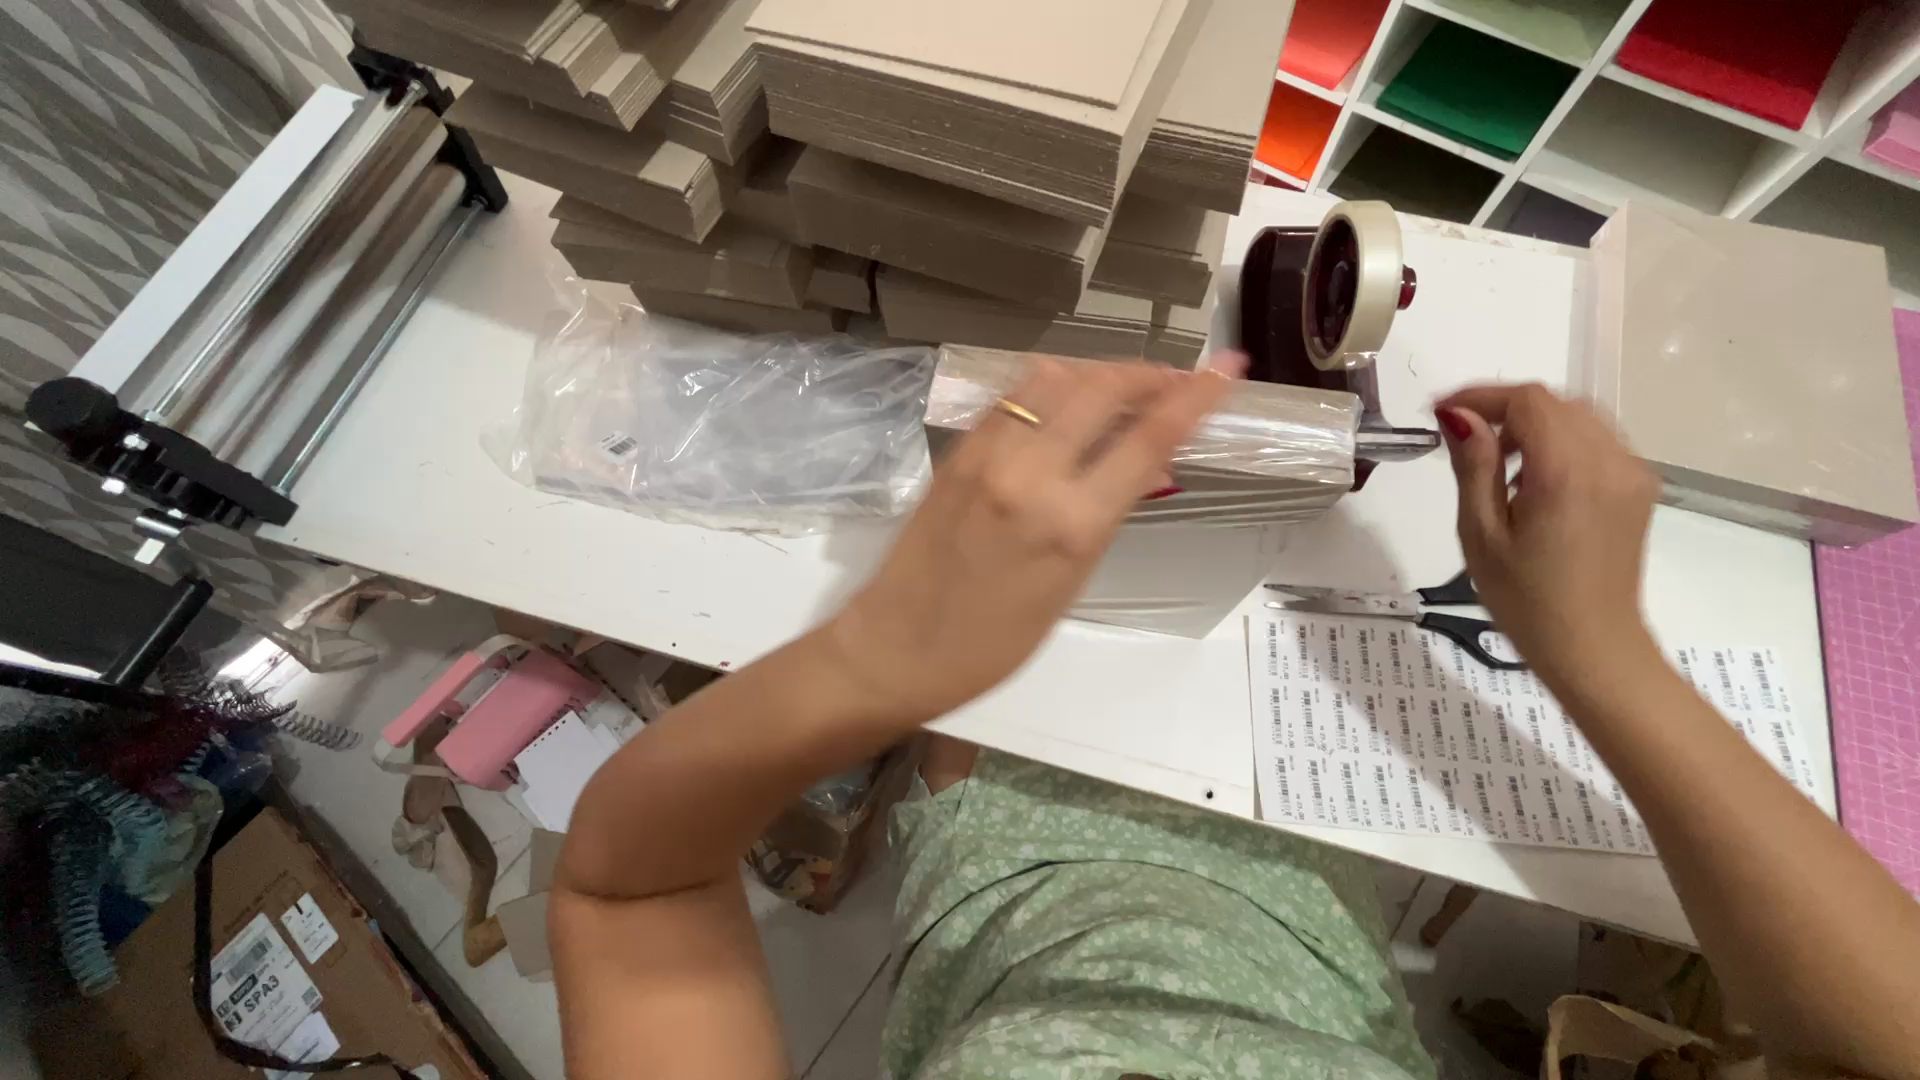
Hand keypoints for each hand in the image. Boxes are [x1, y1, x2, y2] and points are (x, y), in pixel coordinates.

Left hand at [821, 355, 1240, 722]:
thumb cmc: (992, 644)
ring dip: (1097, 371)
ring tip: (1120, 388)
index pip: (1148, 438)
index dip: (1195, 396)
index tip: (1226, 370)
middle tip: (1173, 379)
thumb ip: (1104, 517)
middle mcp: (1030, 475)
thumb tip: (1144, 468)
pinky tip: (1065, 403)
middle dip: (1148, 373)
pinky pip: (1012, 397)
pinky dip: (1051, 387)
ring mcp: (986, 456)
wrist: (897, 647)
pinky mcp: (956, 452)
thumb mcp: (1068, 588)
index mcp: (1071, 525)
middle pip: (1102, 387)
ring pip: (1053, 377)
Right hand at [1437, 384, 1661, 690]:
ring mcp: (1632, 473)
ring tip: (1493, 459)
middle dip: (1503, 407)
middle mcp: (1611, 461)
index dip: (1480, 397)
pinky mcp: (1637, 487)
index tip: (1438, 413)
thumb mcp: (1480, 532)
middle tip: (1459, 436)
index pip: (1528, 402)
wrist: (1591, 645)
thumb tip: (1458, 416)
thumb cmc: (1522, 597)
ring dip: (1531, 423)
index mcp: (1567, 473)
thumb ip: (1474, 466)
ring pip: (1579, 417)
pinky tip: (1529, 478)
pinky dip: (1557, 440)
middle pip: (1555, 402)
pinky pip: (1596, 441)